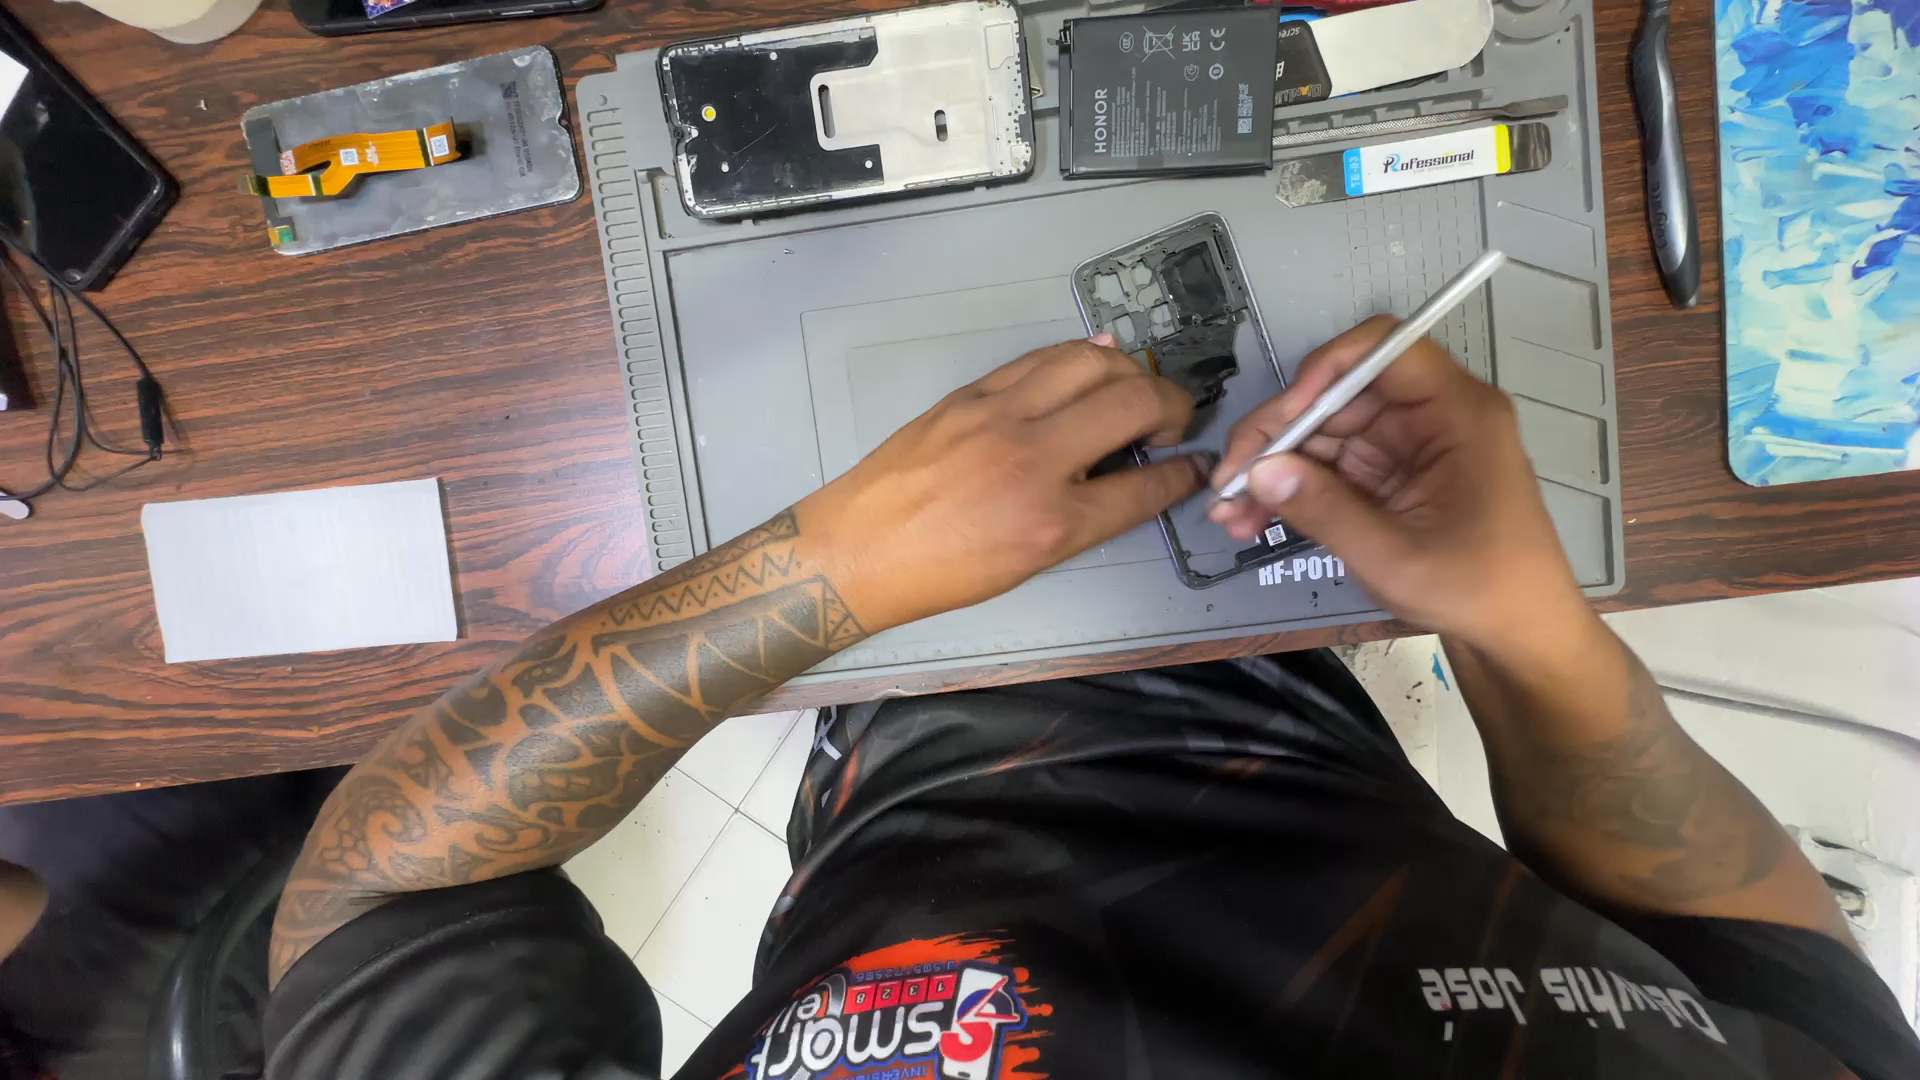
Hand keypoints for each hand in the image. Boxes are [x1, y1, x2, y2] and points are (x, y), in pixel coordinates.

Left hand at [798, 337, 1207, 631]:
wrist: (859, 549)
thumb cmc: (941, 572)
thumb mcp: (1027, 563)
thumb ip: (1087, 517)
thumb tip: (1128, 474)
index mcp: (1052, 522)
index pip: (1146, 486)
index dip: (1184, 473)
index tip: (1196, 464)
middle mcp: (1033, 459)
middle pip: (1133, 402)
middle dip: (1174, 406)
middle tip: (1170, 423)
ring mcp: (998, 415)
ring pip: (1090, 361)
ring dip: (1130, 370)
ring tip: (1132, 390)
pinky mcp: (970, 394)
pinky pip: (1040, 358)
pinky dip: (1078, 356)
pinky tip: (1094, 361)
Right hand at [1208, 316, 1588, 650]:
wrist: (1511, 634)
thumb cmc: (1475, 589)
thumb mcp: (1394, 555)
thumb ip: (1324, 509)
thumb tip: (1257, 472)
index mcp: (1453, 414)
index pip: (1382, 350)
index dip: (1323, 372)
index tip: (1280, 422)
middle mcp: (1422, 418)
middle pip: (1331, 397)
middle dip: (1273, 437)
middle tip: (1227, 483)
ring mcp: (1397, 448)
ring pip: (1315, 435)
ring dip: (1267, 470)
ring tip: (1228, 515)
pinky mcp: (1378, 477)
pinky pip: (1318, 468)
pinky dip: (1282, 491)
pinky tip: (1249, 520)